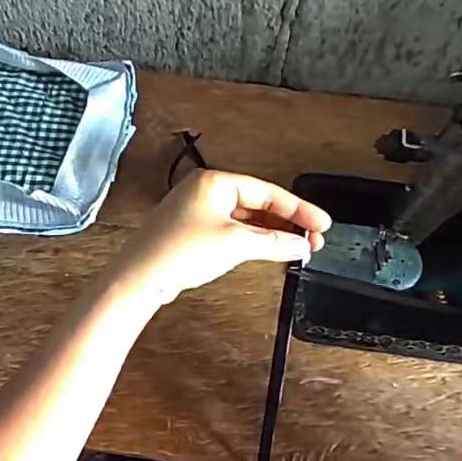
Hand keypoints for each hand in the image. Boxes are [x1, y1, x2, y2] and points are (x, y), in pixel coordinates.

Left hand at [112, 170, 330, 303]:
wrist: (140, 278)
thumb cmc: (177, 252)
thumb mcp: (235, 243)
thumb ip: (274, 242)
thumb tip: (299, 244)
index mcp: (214, 182)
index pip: (267, 192)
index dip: (298, 209)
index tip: (321, 223)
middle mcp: (205, 192)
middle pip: (257, 204)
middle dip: (287, 222)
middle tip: (313, 239)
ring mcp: (197, 213)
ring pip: (245, 220)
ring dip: (271, 234)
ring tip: (298, 248)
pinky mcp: (192, 233)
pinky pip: (231, 232)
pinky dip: (252, 242)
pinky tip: (270, 252)